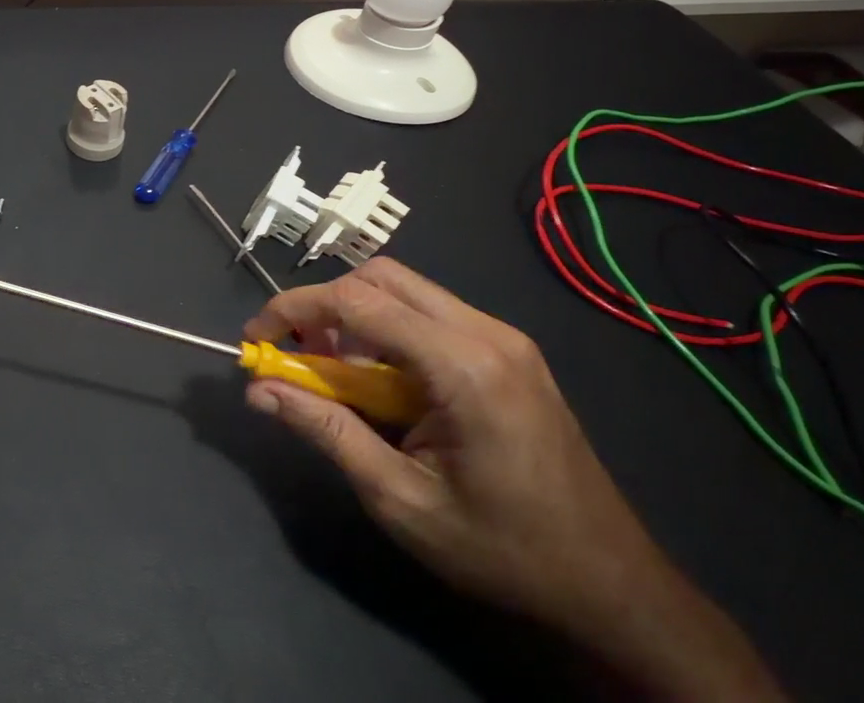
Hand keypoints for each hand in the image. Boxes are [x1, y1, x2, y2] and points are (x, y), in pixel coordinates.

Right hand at [242, 257, 658, 629]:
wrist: (609, 584)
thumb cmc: (501, 548)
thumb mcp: (398, 498)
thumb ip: (327, 431)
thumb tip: (259, 391)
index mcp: (465, 366)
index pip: (357, 301)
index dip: (292, 310)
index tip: (254, 342)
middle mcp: (488, 334)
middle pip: (381, 278)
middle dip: (323, 306)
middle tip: (294, 356)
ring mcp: (505, 342)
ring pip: (405, 293)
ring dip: (354, 320)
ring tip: (331, 377)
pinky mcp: (509, 356)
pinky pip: (430, 318)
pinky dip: (386, 335)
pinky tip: (378, 386)